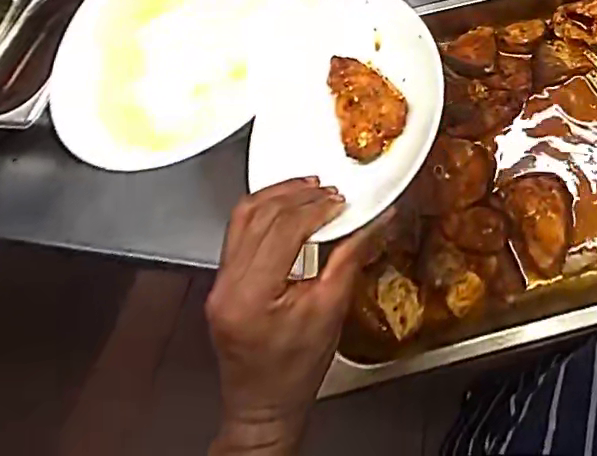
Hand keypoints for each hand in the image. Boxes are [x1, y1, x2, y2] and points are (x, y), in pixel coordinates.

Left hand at [206, 178, 384, 455]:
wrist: (265, 405)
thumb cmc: (295, 370)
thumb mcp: (333, 309)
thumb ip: (351, 256)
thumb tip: (376, 220)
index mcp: (252, 295)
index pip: (284, 228)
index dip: (317, 209)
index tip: (342, 203)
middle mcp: (227, 286)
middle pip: (261, 216)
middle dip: (301, 197)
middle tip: (332, 194)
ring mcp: (220, 283)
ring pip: (243, 217)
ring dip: (278, 195)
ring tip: (310, 190)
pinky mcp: (223, 282)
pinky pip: (238, 231)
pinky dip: (264, 210)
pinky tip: (287, 207)